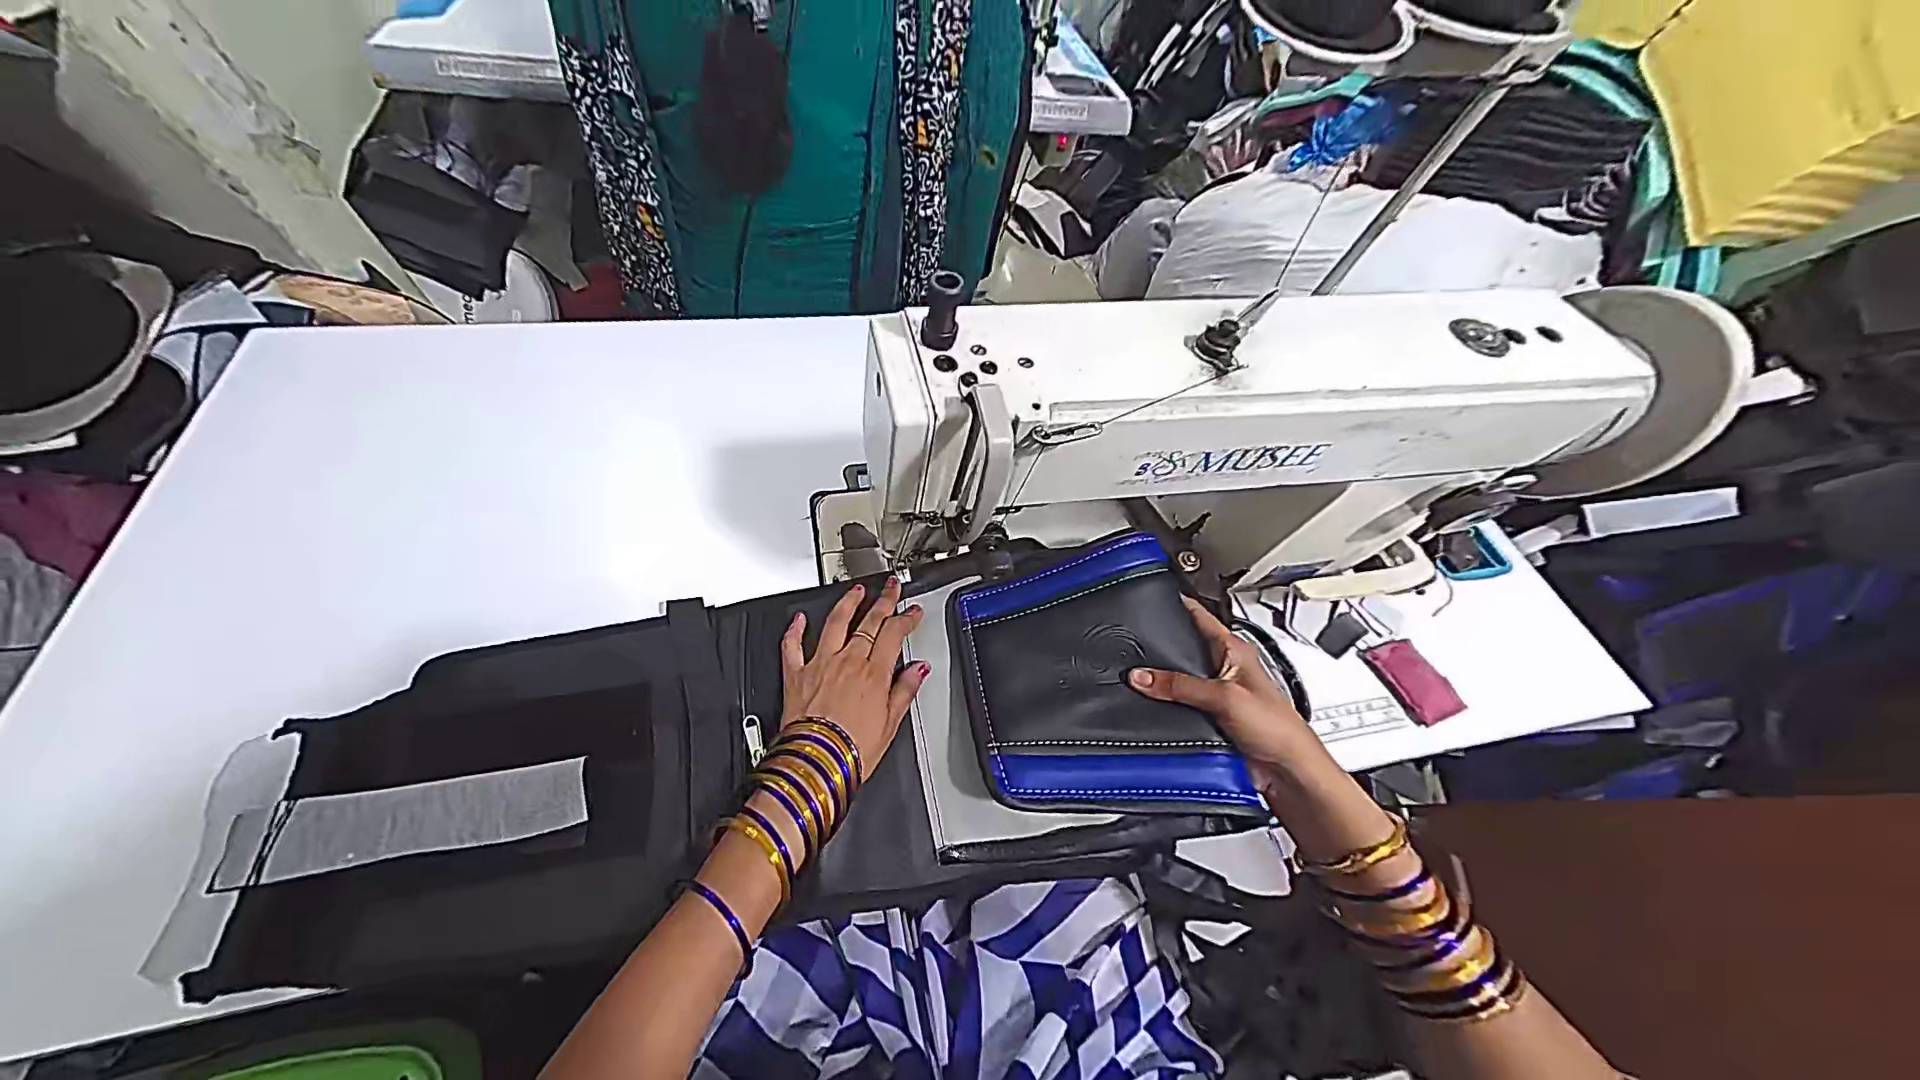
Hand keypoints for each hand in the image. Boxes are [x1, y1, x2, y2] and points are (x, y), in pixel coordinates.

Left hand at [779, 577, 928, 780]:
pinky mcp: (796, 675)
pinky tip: (798, 619)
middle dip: (884, 600)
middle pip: (869, 621)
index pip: (894, 634)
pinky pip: (793, 646)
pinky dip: (794, 630)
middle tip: (892, 587)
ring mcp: (820, 665)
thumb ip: (905, 690)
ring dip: (847, 603)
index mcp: (873, 674)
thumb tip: (919, 670)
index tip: (912, 611)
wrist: (816, 764)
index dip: (906, 618)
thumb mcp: (890, 723)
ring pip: (835, 623)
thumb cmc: (851, 750)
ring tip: (855, 591)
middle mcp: (847, 662)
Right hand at [1127, 595, 1328, 791]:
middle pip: (1183, 649)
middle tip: (1134, 641)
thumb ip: (1180, 685)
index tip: (1152, 595)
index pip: (1200, 616)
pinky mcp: (1209, 717)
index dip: (1178, 604)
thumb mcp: (1223, 696)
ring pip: (1178, 680)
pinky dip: (1165, 705)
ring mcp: (1215, 693)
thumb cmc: (1277, 727)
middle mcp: (1224, 667)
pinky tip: (1152, 705)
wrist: (1287, 770)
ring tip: (1138, 676)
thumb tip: (1141, 676)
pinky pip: (1178, 706)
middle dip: (1160, 647)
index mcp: (1233, 649)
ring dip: (1162, 682)